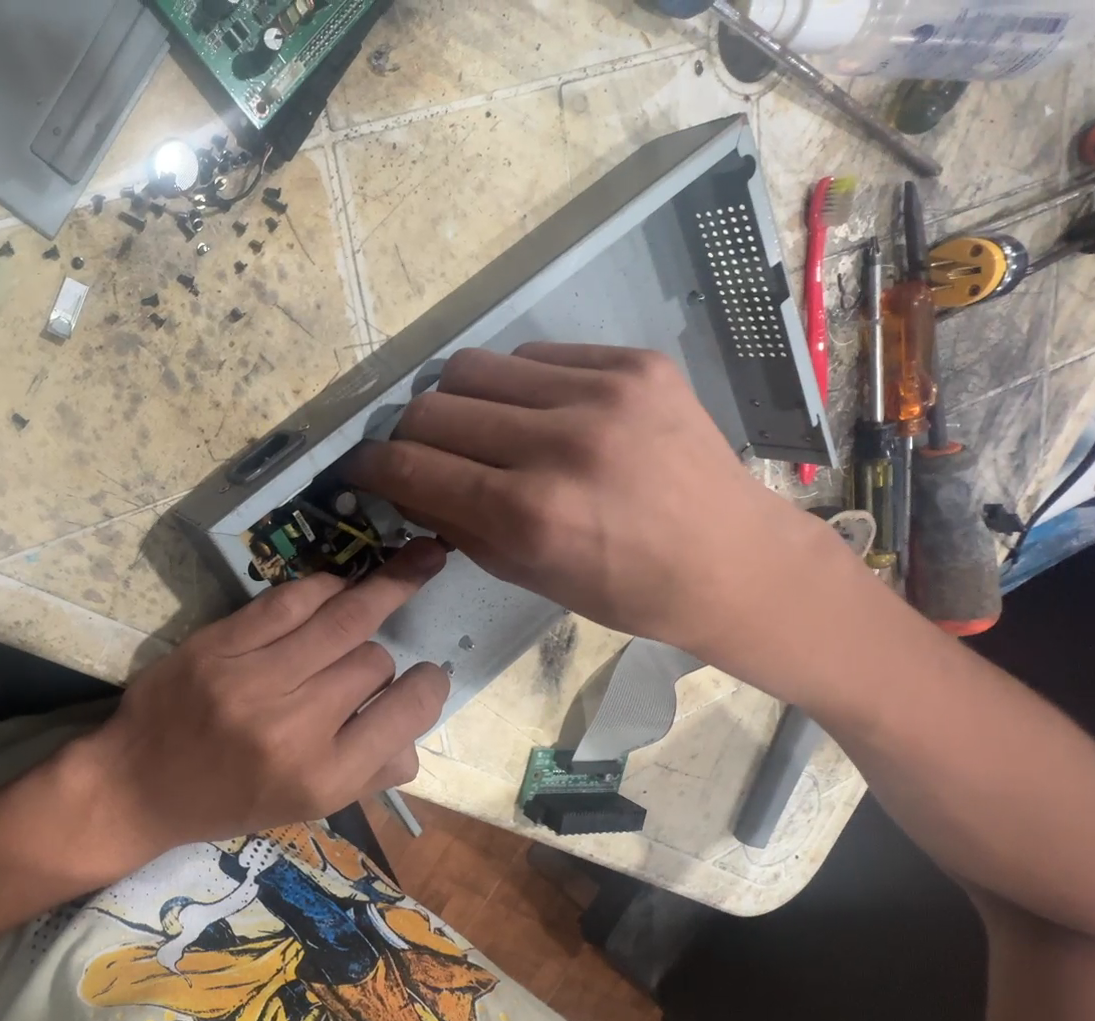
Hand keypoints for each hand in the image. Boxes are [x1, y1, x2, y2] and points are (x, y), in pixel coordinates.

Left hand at [62, 540, 451, 865]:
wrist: (136, 785)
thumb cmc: (225, 801)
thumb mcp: (301, 808)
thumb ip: (367, 774)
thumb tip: (415, 731)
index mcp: (322, 778)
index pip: (405, 713)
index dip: (429, 687)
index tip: (429, 674)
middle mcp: (293, 726)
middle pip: (372, 661)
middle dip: (383, 654)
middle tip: (376, 651)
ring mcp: (252, 679)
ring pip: (341, 621)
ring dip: (373, 597)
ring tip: (402, 571)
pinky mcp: (218, 645)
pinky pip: (288, 601)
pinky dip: (322, 588)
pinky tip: (336, 586)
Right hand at [347, 344, 834, 653]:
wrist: (734, 562)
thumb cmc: (621, 589)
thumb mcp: (521, 572)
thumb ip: (452, 520)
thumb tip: (402, 480)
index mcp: (529, 512)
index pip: (410, 465)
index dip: (370, 465)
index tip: (361, 467)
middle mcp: (560, 443)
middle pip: (429, 407)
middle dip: (408, 434)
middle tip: (423, 454)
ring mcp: (602, 394)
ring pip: (471, 367)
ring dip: (457, 401)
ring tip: (480, 428)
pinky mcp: (634, 364)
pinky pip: (532, 356)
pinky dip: (514, 385)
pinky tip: (537, 413)